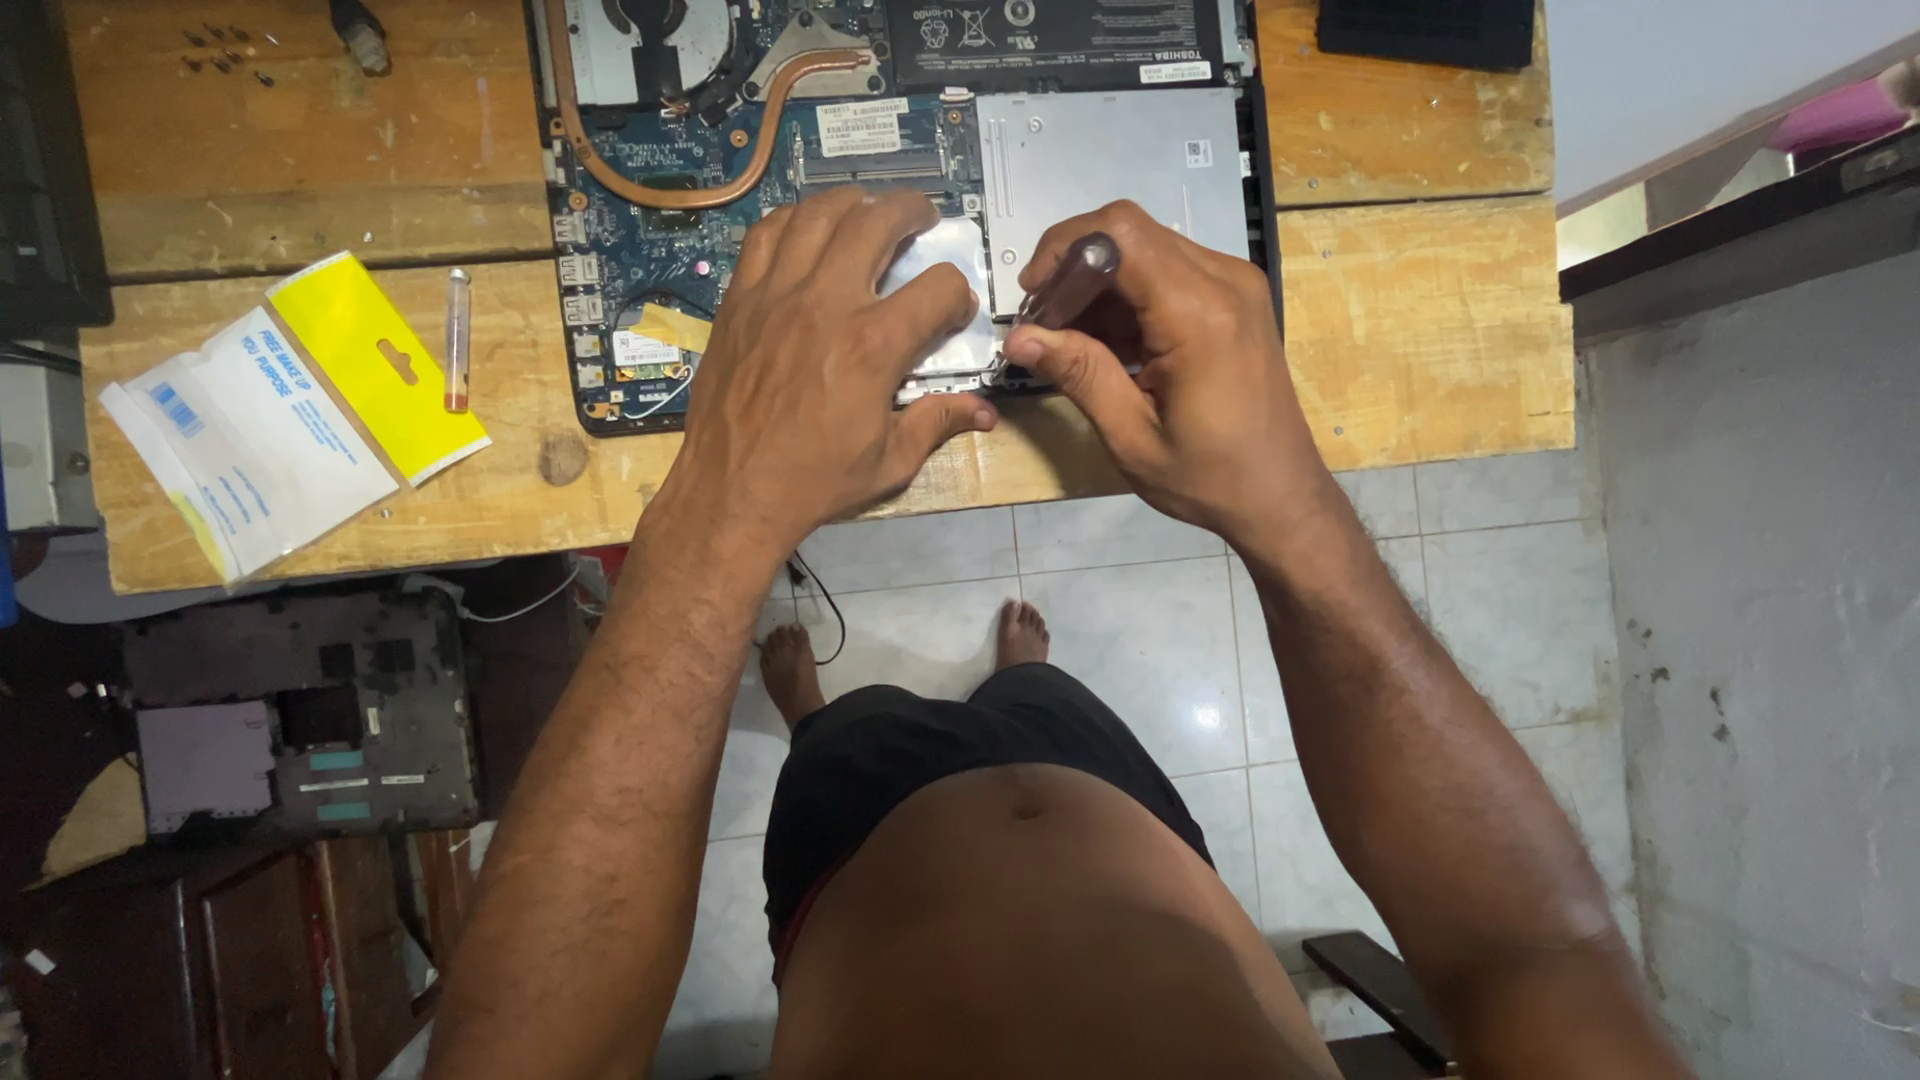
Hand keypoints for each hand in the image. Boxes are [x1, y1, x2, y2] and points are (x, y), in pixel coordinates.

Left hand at [663, 187, 997, 554]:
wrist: (733, 492)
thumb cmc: (816, 482)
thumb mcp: (890, 462)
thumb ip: (938, 422)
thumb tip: (985, 412)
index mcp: (874, 345)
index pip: (938, 287)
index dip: (957, 294)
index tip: (954, 311)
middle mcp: (827, 303)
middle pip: (878, 222)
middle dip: (911, 211)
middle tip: (922, 216)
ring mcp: (777, 295)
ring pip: (818, 214)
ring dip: (852, 202)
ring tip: (866, 208)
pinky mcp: (740, 300)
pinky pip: (765, 235)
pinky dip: (793, 219)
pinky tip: (806, 228)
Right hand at [1003, 201, 1333, 548]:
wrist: (1280, 496)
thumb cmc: (1208, 478)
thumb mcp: (1131, 436)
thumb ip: (1079, 375)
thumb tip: (1018, 338)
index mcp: (1198, 314)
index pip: (1120, 233)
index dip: (1064, 249)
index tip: (1033, 299)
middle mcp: (1223, 282)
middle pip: (1130, 234)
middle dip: (1074, 271)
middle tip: (1044, 327)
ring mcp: (1233, 287)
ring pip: (1146, 251)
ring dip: (1098, 288)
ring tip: (1069, 343)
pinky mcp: (1233, 301)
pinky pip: (1168, 275)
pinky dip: (1127, 299)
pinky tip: (1107, 346)